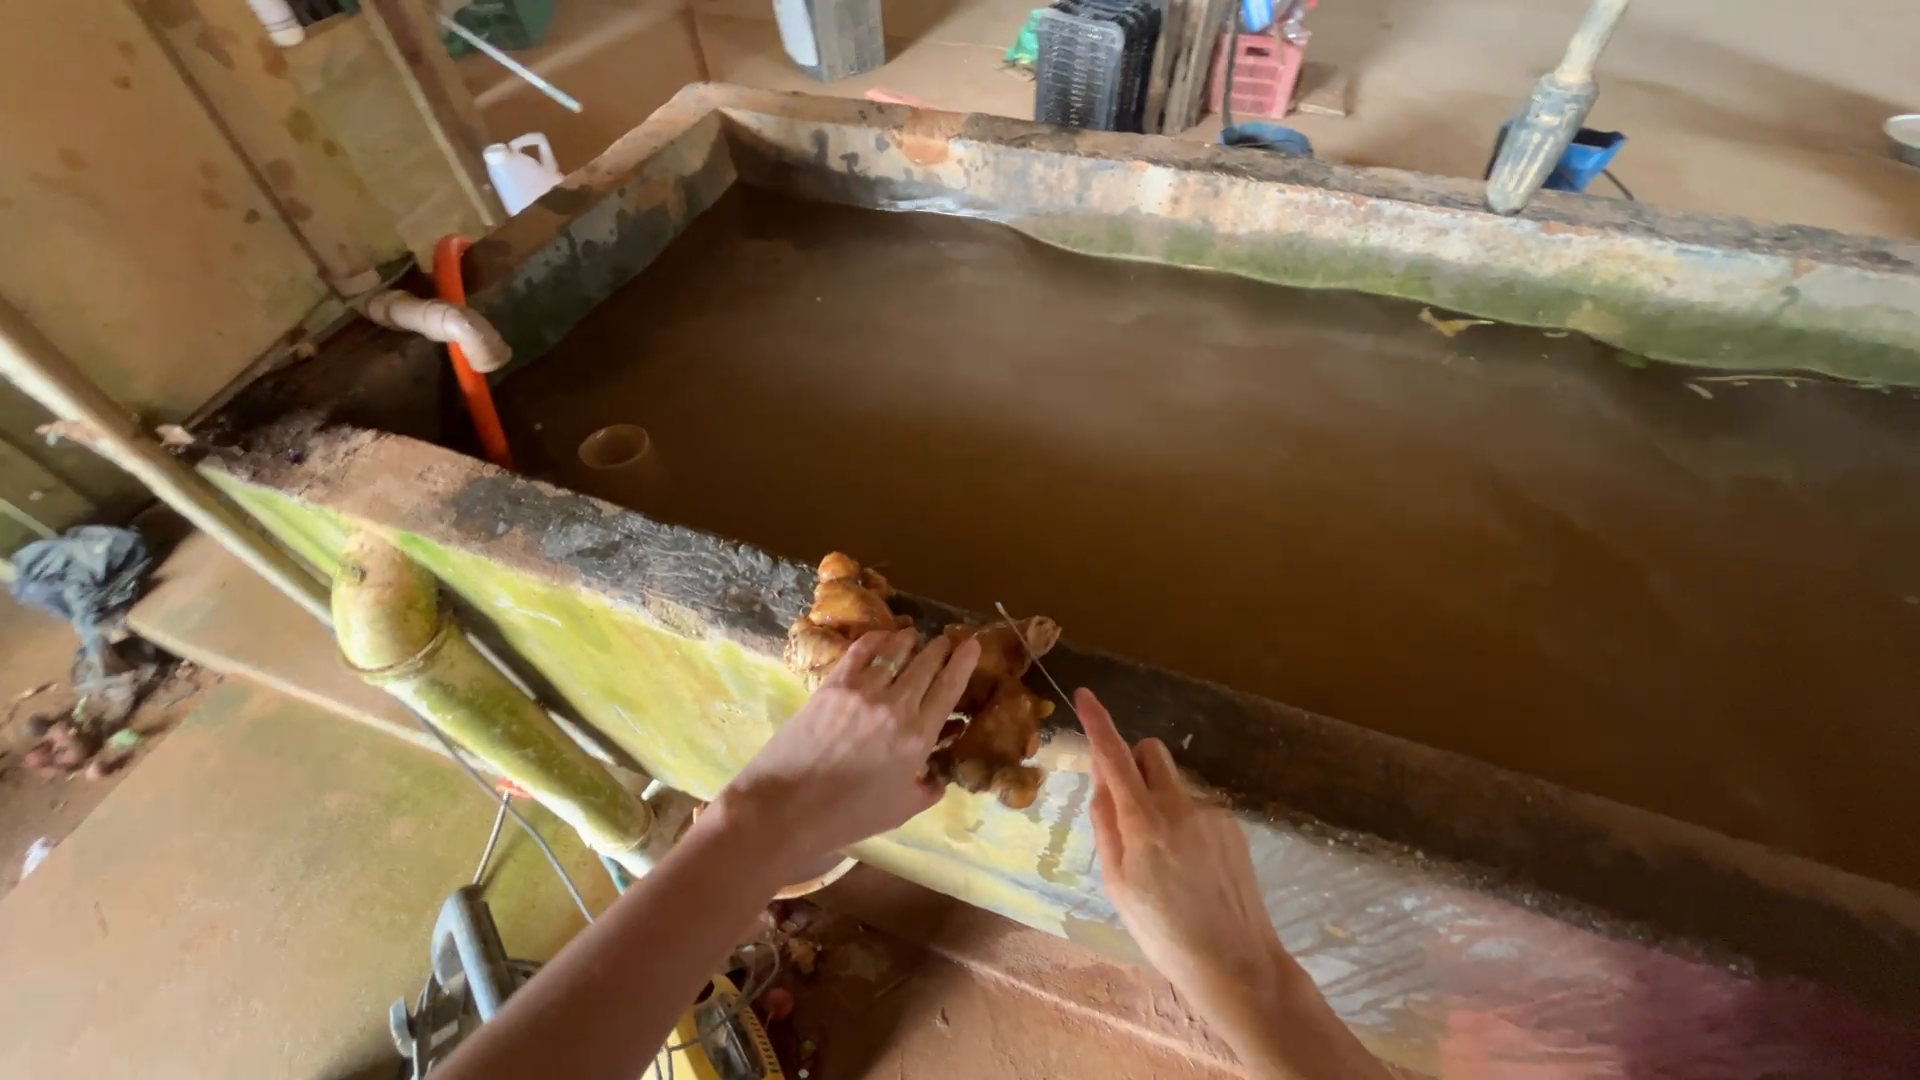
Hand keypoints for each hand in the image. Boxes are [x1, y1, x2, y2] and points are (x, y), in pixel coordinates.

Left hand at [710, 628, 980, 879]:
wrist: (786, 808)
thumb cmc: (847, 816)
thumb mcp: (900, 810)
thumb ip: (927, 790)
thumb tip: (937, 778)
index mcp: (917, 738)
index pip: (949, 688)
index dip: (964, 662)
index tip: (973, 644)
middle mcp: (896, 706)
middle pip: (926, 663)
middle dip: (940, 648)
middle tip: (945, 641)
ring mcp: (863, 691)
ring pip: (896, 651)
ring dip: (910, 640)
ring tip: (914, 637)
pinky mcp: (833, 684)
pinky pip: (862, 650)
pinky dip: (877, 639)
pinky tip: (882, 637)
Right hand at [1075, 688, 1288, 1009]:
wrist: (1237, 964)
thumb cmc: (1163, 932)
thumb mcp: (1117, 884)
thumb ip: (1106, 825)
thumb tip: (1101, 782)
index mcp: (1144, 824)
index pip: (1114, 758)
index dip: (1098, 723)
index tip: (1084, 695)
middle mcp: (1179, 807)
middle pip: (1150, 751)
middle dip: (1133, 763)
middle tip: (1127, 804)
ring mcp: (1210, 813)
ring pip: (1173, 781)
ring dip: (1159, 797)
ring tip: (1165, 855)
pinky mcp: (1232, 826)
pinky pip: (1196, 806)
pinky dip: (1184, 821)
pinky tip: (1192, 866)